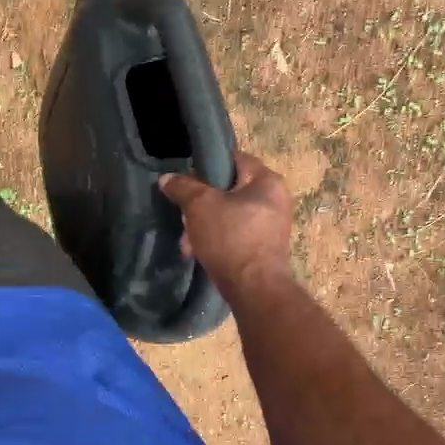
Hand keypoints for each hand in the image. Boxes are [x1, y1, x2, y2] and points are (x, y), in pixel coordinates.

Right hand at [159, 151, 293, 299]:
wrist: (253, 286)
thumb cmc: (230, 237)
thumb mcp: (199, 206)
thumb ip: (183, 187)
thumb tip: (168, 178)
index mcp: (267, 181)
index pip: (236, 159)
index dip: (208, 163)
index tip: (186, 175)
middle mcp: (276, 198)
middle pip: (230, 188)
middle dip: (203, 199)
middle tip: (183, 209)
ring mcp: (272, 223)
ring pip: (230, 211)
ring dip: (206, 220)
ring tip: (187, 235)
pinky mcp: (265, 244)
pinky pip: (236, 231)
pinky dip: (217, 236)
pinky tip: (198, 248)